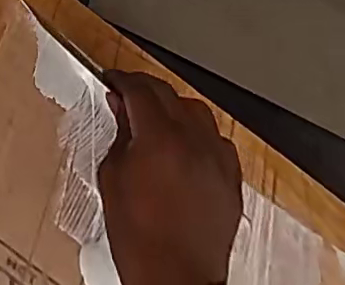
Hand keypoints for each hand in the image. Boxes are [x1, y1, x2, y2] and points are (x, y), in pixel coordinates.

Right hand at [99, 70, 242, 284]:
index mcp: (159, 137)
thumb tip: (120, 106)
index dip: (121, 80)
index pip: (139, 89)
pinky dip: (200, 135)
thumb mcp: (112, 176)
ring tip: (158, 118)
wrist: (174, 280)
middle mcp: (192, 141)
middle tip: (127, 94)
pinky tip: (186, 146)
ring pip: (196, 111)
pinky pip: (217, 140)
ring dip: (174, 107)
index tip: (112, 80)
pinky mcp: (231, 180)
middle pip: (167, 93)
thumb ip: (118, 133)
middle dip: (144, 88)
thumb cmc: (138, 236)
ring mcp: (216, 160)